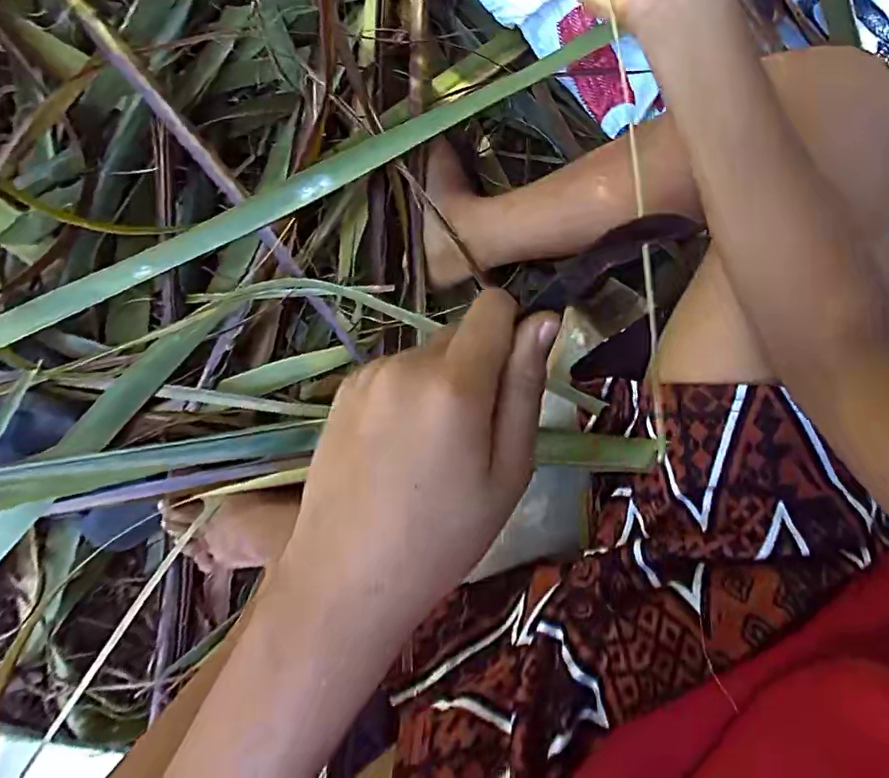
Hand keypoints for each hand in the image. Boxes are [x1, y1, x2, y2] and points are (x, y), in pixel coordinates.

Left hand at [276, 289, 560, 618]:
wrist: (343, 583)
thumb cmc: (445, 535)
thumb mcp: (510, 468)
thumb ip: (527, 384)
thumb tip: (546, 318)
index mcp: (454, 382)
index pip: (495, 305)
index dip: (516, 329)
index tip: (515, 378)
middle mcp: (407, 362)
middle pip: (465, 331)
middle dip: (482, 365)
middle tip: (476, 434)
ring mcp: (370, 374)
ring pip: (433, 353)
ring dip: (446, 381)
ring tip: (434, 449)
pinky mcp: (344, 391)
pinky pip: (400, 371)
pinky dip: (413, 393)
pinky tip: (400, 448)